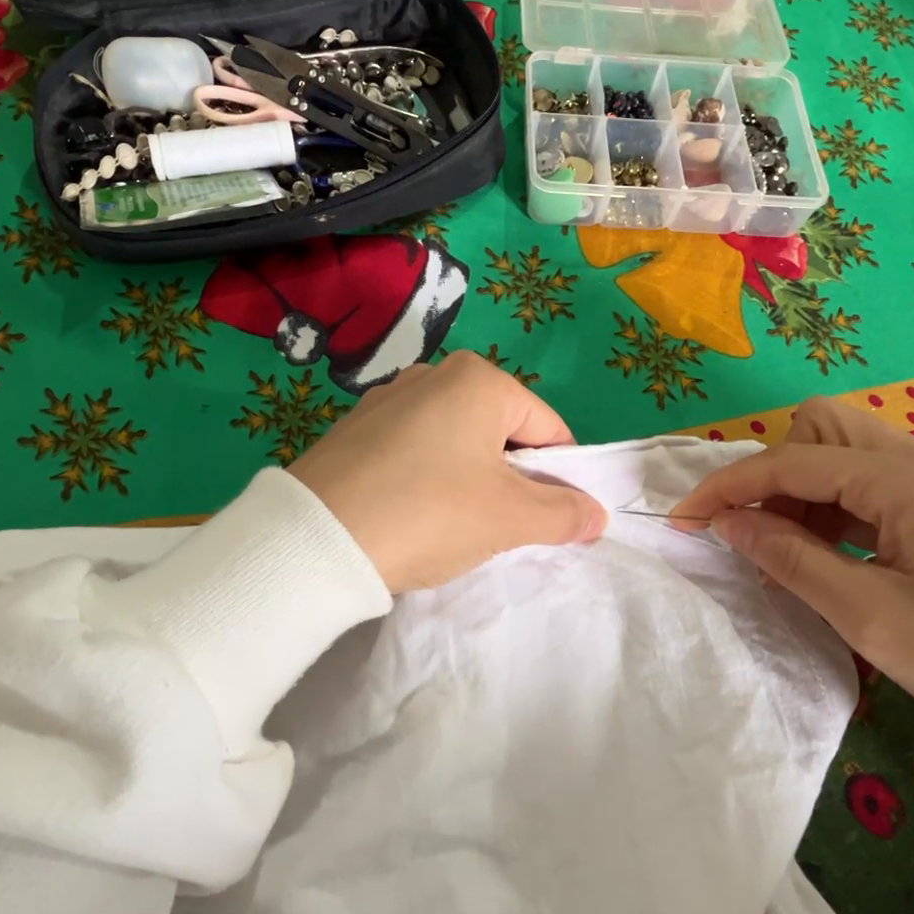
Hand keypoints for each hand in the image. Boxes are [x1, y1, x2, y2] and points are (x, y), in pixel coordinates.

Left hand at [289, 352, 605, 593]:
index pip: (547, 428)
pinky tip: (410, 515)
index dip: (558, 477)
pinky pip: (413, 451)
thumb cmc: (429, 513)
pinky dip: (425, 479)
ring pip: (455, 443)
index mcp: (478, 380)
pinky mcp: (354, 430)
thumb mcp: (509, 519)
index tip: (549, 520)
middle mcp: (432, 375)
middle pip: (500, 432)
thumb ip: (563, 513)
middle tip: (497, 526)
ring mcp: (387, 399)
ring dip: (468, 481)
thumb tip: (596, 515)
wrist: (318, 538)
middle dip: (510, 479)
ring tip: (450, 525)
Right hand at [673, 398, 913, 744]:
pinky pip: (868, 474)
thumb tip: (727, 523)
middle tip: (759, 532)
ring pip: (843, 445)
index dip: (730, 486)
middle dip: (773, 470)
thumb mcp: (869, 617)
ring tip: (791, 551)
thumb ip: (790, 560)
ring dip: (801, 486)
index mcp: (908, 481)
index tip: (685, 518)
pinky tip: (829, 550)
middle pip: (820, 424)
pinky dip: (832, 501)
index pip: (793, 461)